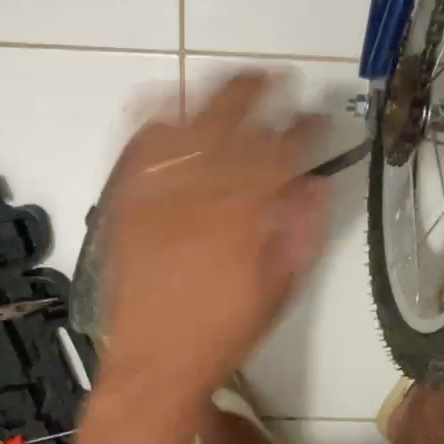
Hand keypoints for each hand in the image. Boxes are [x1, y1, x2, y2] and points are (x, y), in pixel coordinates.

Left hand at [100, 71, 329, 411]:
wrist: (154, 363)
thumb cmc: (223, 331)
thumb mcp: (278, 287)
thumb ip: (299, 230)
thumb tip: (317, 185)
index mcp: (244, 212)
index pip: (283, 148)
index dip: (306, 124)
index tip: (317, 116)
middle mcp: (199, 189)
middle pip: (231, 115)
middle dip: (260, 88)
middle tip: (279, 80)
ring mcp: (156, 191)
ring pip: (184, 119)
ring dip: (210, 94)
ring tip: (228, 86)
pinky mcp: (126, 201)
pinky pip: (139, 145)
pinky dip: (157, 120)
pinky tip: (171, 115)